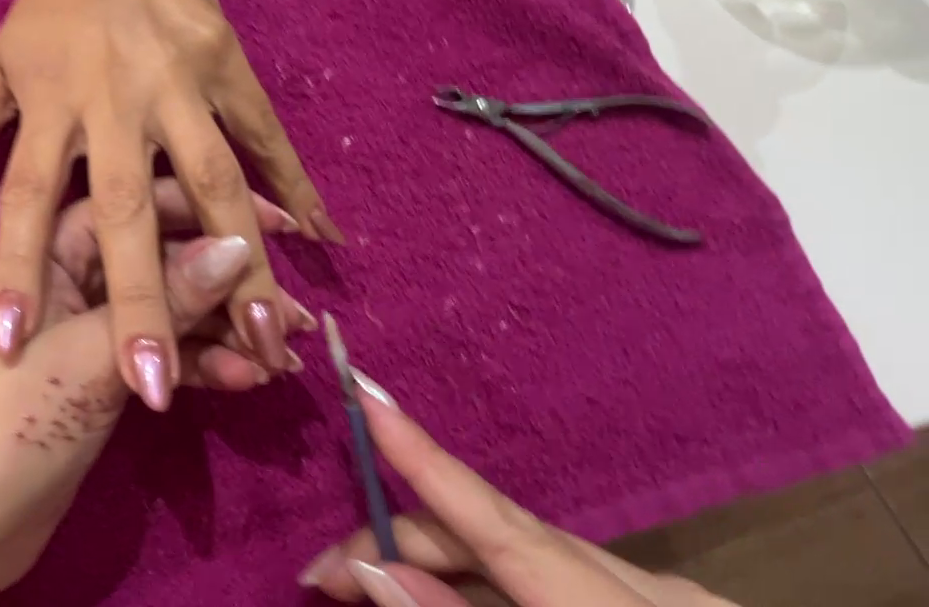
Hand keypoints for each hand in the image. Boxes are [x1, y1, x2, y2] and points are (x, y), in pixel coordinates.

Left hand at [0, 0, 342, 410]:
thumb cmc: (46, 8)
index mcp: (49, 104)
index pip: (25, 197)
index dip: (15, 270)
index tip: (9, 346)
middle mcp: (114, 101)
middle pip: (125, 208)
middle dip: (139, 297)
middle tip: (151, 383)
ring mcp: (180, 84)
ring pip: (212, 180)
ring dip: (239, 259)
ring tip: (263, 338)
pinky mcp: (231, 67)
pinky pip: (266, 135)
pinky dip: (297, 184)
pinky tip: (325, 241)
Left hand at [0, 180, 278, 603]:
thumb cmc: (12, 420)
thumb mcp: (92, 354)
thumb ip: (166, 298)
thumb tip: (238, 241)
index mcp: (47, 250)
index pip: (130, 205)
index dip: (199, 207)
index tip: (272, 221)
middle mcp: (70, 278)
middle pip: (157, 260)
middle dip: (225, 281)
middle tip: (288, 305)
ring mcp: (87, 330)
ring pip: (166, 312)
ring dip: (222, 330)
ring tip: (283, 355)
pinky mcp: (102, 376)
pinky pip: (161, 356)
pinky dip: (201, 365)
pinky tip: (246, 379)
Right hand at [301, 382, 737, 606]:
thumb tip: (373, 569)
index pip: (500, 524)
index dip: (425, 458)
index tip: (363, 389)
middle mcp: (641, 591)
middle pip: (490, 537)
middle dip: (395, 544)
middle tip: (319, 578)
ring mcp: (654, 596)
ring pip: (513, 556)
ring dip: (431, 566)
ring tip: (362, 587)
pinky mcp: (649, 604)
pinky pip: (542, 580)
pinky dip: (481, 586)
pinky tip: (440, 598)